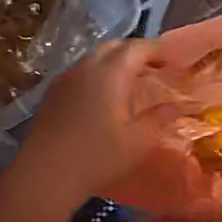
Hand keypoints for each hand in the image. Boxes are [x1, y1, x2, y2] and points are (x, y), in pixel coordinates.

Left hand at [12, 39, 177, 205]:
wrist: (46, 174)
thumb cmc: (98, 158)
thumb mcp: (138, 142)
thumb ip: (158, 119)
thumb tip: (175, 106)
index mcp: (111, 72)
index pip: (138, 48)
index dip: (158, 51)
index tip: (173, 62)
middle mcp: (86, 67)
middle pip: (114, 47)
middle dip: (135, 54)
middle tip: (153, 70)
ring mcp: (65, 79)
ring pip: (94, 59)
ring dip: (114, 64)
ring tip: (129, 84)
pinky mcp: (51, 94)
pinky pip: (79, 73)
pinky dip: (96, 76)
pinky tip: (101, 98)